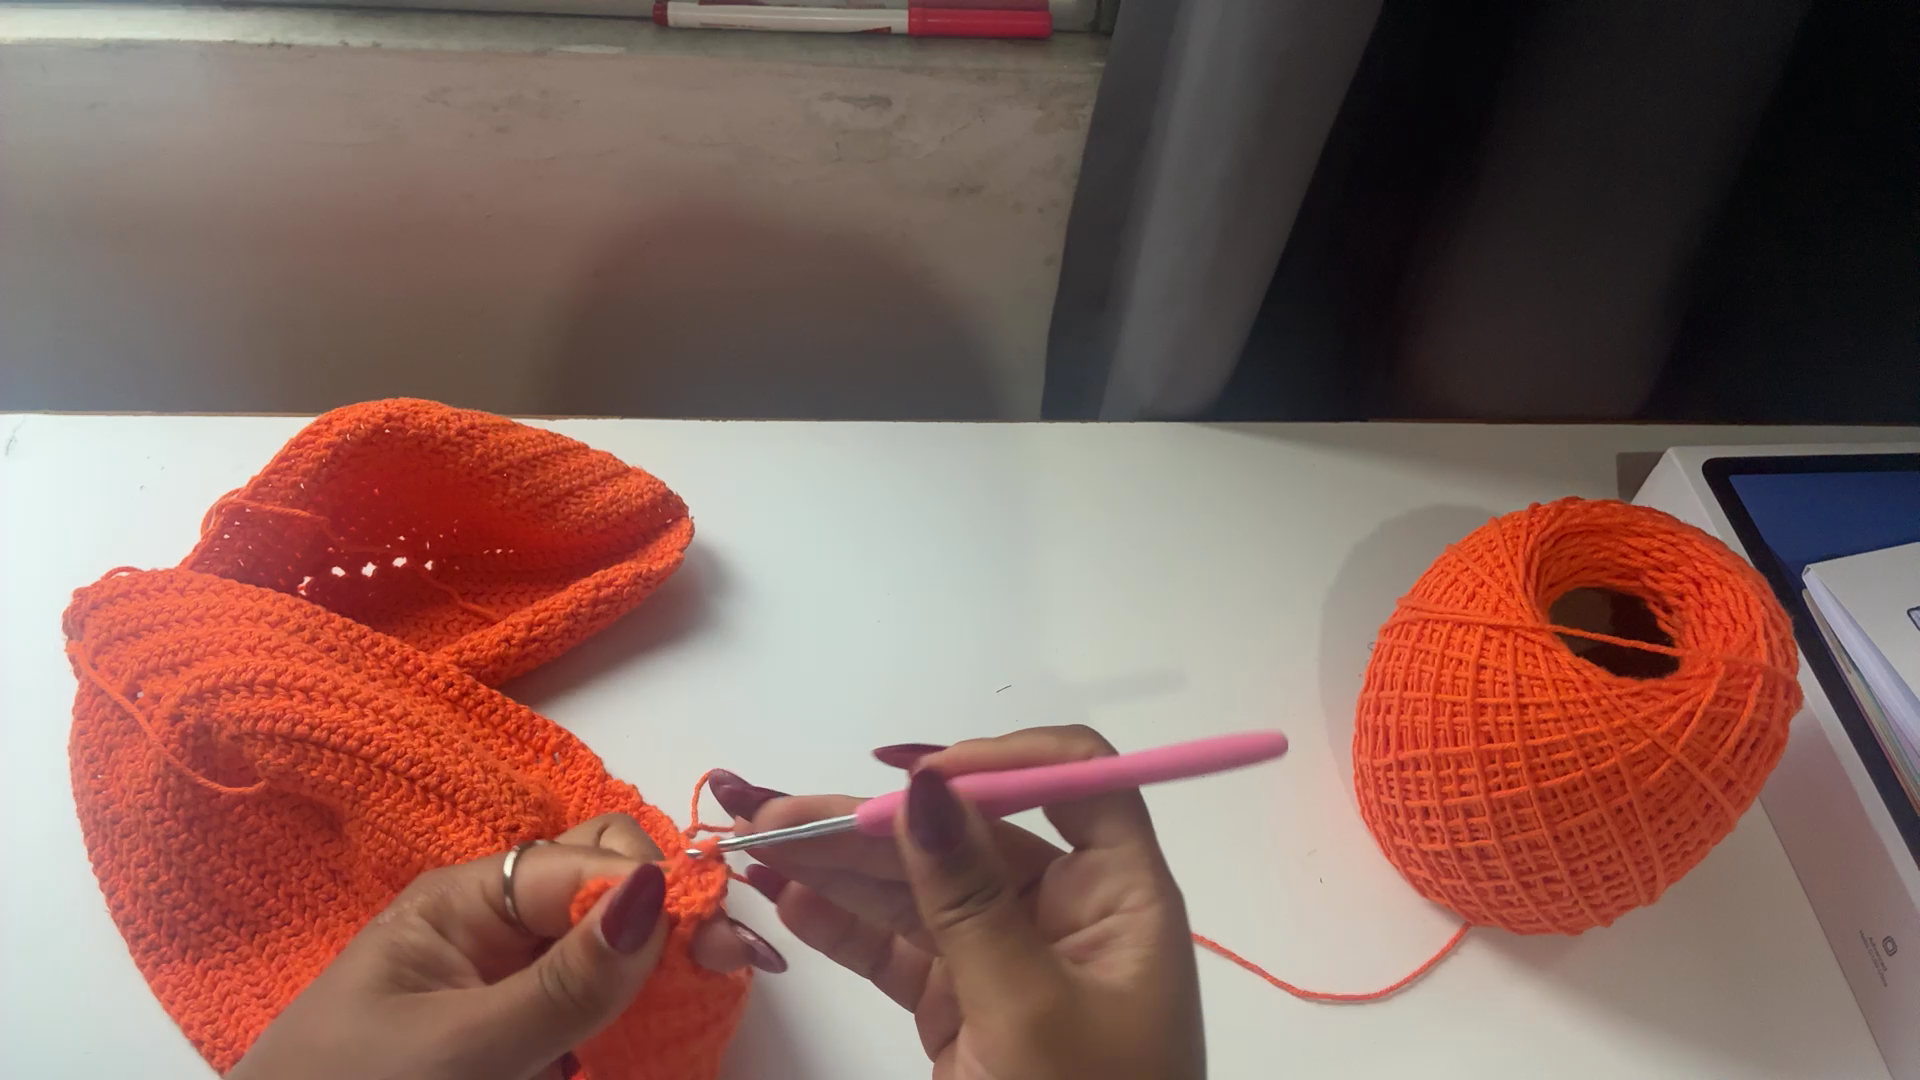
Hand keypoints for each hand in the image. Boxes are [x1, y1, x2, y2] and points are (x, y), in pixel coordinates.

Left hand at [229, 813, 785, 1079]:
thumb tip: (660, 887)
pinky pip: (598, 982)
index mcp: (469, 897)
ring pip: (614, 929)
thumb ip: (563, 981)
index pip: (589, 857)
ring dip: (665, 950)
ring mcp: (513, 969)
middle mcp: (499, 917)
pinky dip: (640, 989)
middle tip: (725, 963)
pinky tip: (669, 1004)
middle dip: (670, 912)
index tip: (714, 944)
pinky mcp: (524, 1017)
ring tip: (713, 978)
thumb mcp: (453, 1054)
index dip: (657, 889)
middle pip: (610, 879)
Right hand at [711, 725, 1204, 1079]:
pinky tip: (790, 901)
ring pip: (922, 885)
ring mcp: (1009, 951)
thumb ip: (968, 892)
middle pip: (969, 830)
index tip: (911, 776)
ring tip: (754, 844)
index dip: (996, 758)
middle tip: (771, 811)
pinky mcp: (964, 997)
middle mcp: (1065, 906)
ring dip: (840, 866)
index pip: (1074, 777)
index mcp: (1117, 892)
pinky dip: (848, 924)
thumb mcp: (1024, 1011)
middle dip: (872, 821)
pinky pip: (903, 944)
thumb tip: (922, 780)